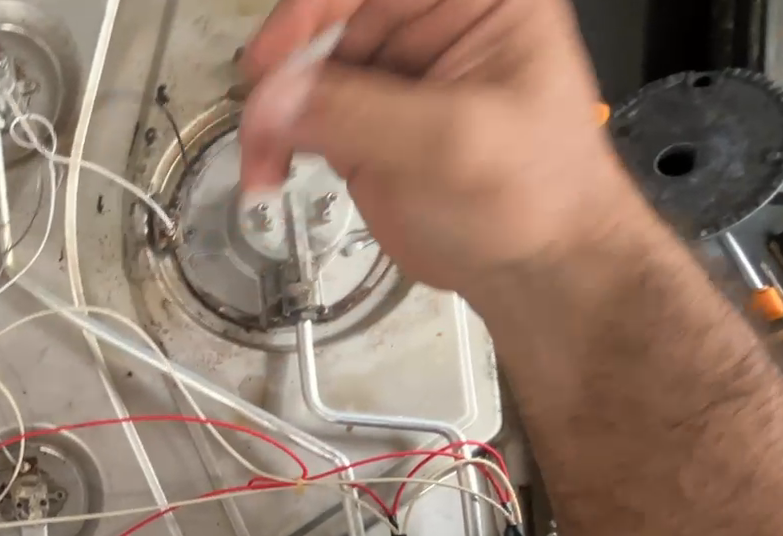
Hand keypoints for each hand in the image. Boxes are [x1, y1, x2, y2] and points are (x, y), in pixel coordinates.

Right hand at [236, 0, 645, 295]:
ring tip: (262, 169)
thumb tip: (273, 100)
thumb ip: (358, 115)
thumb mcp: (449, 143)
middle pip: (325, 22)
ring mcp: (387, 78)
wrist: (523, 262)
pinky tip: (269, 174)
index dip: (312, 10)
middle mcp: (426, 25)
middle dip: (282, 76)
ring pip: (301, 74)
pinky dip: (273, 144)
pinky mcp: (357, 125)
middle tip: (259, 130)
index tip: (267, 62)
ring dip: (269, 119)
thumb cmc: (523, 196)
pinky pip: (298, 117)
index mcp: (473, 0)